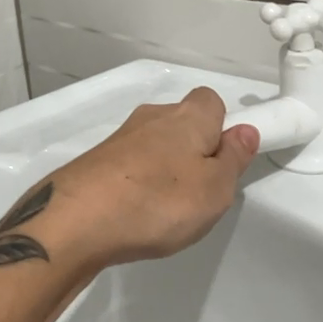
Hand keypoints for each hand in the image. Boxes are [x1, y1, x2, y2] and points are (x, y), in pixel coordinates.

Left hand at [44, 87, 259, 270]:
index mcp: (188, 116)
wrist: (78, 219)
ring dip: (165, 170)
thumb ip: (234, 159)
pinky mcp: (98, 160)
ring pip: (156, 146)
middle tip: (199, 194)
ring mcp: (122, 137)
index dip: (222, 128)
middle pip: (183, 124)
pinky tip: (136, 214)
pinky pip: (131, 166)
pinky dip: (139, 183)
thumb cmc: (159, 201)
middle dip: (193, 152)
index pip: (213, 101)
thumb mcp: (215, 190)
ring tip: (165, 212)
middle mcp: (153, 116)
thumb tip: (244, 130)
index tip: (224, 163)